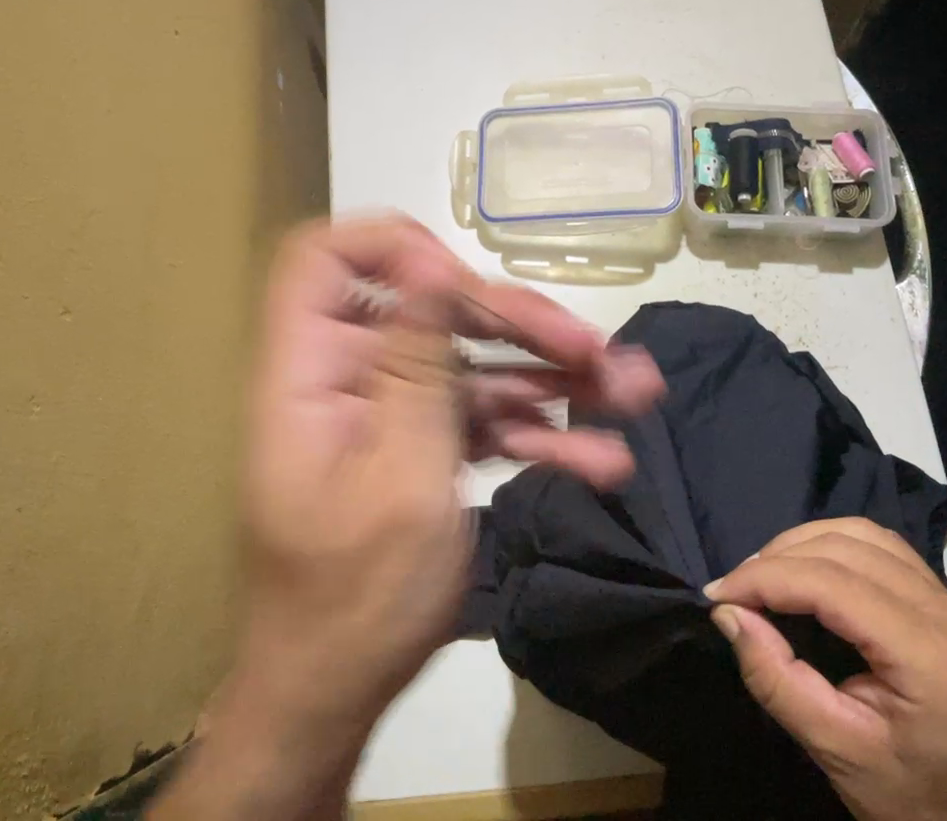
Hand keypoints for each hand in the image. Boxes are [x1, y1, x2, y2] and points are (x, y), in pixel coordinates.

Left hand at [153, 215, 663, 820]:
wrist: (336, 696)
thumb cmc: (356, 598)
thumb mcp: (401, 477)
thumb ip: (416, 364)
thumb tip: (428, 264)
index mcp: (312, 371)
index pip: (326, 259)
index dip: (395, 250)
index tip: (467, 284)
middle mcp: (349, 379)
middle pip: (433, 312)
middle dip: (520, 329)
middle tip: (599, 355)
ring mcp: (389, 416)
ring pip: (474, 366)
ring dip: (552, 381)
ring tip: (634, 394)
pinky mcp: (423, 452)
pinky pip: (483, 421)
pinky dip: (538, 436)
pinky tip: (602, 461)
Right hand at [706, 519, 946, 820]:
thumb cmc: (918, 802)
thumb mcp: (839, 753)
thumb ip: (778, 681)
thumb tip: (729, 614)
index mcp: (932, 656)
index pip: (834, 584)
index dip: (767, 579)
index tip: (717, 595)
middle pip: (848, 547)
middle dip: (778, 558)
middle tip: (734, 591)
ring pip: (866, 535)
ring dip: (804, 544)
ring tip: (762, 577)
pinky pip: (883, 549)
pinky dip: (833, 547)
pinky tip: (805, 571)